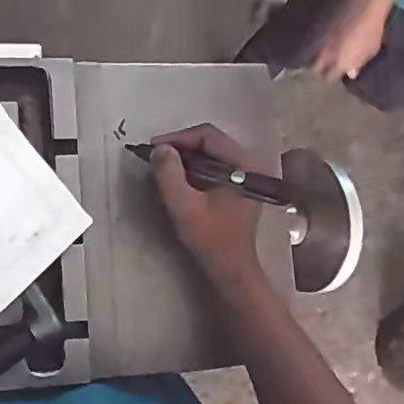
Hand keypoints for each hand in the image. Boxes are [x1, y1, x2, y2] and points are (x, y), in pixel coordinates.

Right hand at [150, 124, 264, 279]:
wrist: (231, 267)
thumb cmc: (210, 239)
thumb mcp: (183, 207)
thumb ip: (169, 175)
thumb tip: (160, 148)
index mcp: (242, 164)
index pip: (207, 135)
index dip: (177, 138)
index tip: (153, 148)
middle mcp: (249, 162)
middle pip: (210, 141)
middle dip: (180, 146)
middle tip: (156, 156)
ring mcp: (247, 172)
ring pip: (211, 152)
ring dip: (186, 156)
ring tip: (164, 166)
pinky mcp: (240, 182)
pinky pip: (214, 164)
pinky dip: (194, 166)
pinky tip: (179, 177)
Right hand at [308, 2, 387, 81]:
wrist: (365, 7)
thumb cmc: (371, 31)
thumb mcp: (371, 50)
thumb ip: (358, 63)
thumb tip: (350, 74)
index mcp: (340, 63)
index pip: (328, 78)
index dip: (330, 79)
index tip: (332, 77)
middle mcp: (326, 55)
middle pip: (315, 68)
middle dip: (318, 70)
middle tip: (324, 68)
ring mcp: (321, 42)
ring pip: (312, 55)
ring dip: (315, 57)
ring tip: (320, 56)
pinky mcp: (320, 30)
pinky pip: (314, 42)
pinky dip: (316, 45)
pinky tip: (321, 43)